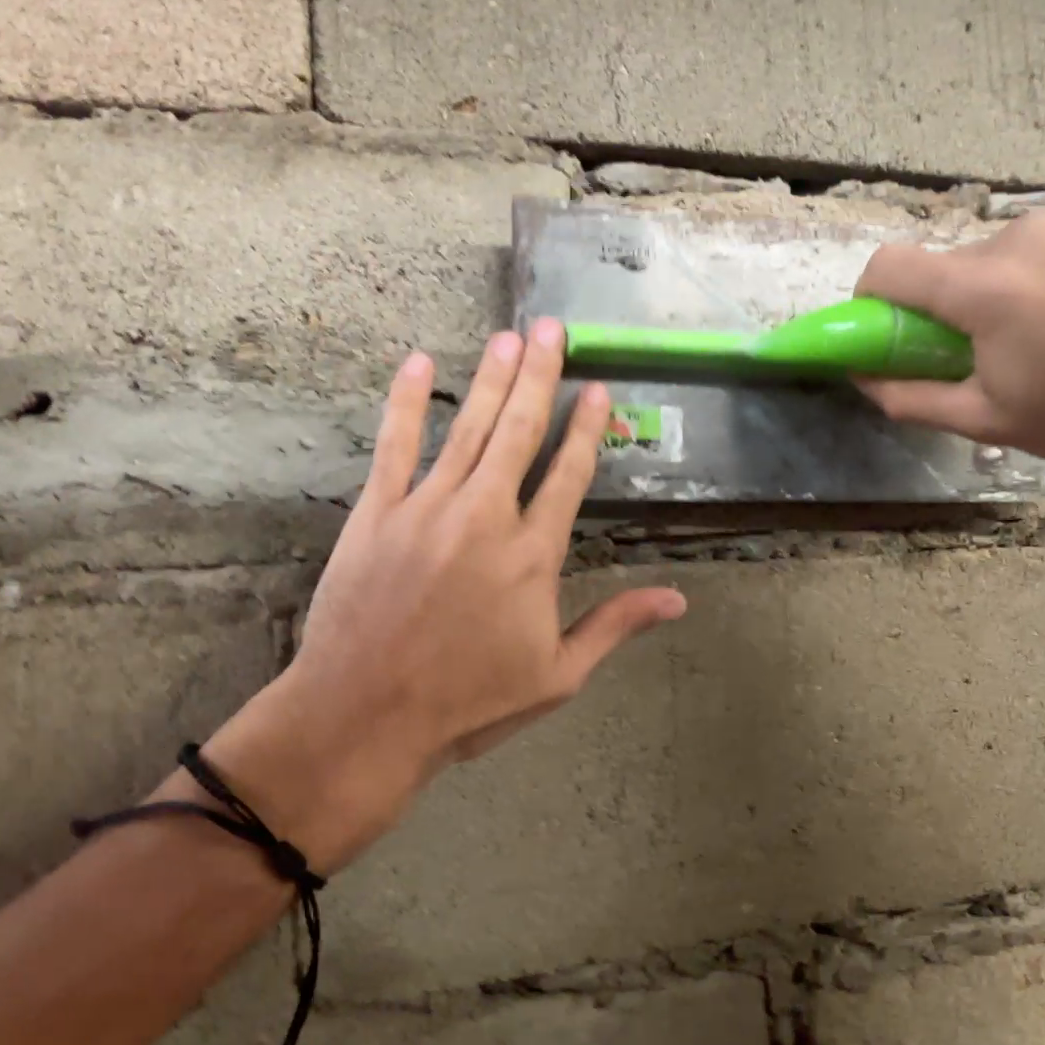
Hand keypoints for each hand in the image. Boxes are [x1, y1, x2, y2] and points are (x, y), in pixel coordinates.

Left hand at [197, 321, 686, 870]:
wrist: (366, 715)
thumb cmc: (469, 702)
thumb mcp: (558, 675)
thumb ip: (615, 625)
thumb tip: (678, 598)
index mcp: (534, 555)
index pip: (569, 475)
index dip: (586, 428)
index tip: (597, 389)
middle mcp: (487, 516)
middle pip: (520, 433)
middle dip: (540, 376)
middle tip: (551, 328)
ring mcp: (428, 508)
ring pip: (469, 429)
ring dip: (491, 379)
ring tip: (508, 336)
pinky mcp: (376, 513)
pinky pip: (394, 445)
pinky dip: (408, 403)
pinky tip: (419, 365)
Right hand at [852, 202, 1044, 477]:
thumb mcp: (986, 420)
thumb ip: (910, 397)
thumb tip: (861, 376)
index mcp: (985, 289)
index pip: (890, 267)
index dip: (871, 297)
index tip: (885, 328)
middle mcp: (1019, 236)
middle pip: (948, 265)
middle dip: (948, 306)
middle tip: (982, 351)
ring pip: (997, 252)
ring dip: (998, 288)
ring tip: (1044, 331)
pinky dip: (1043, 270)